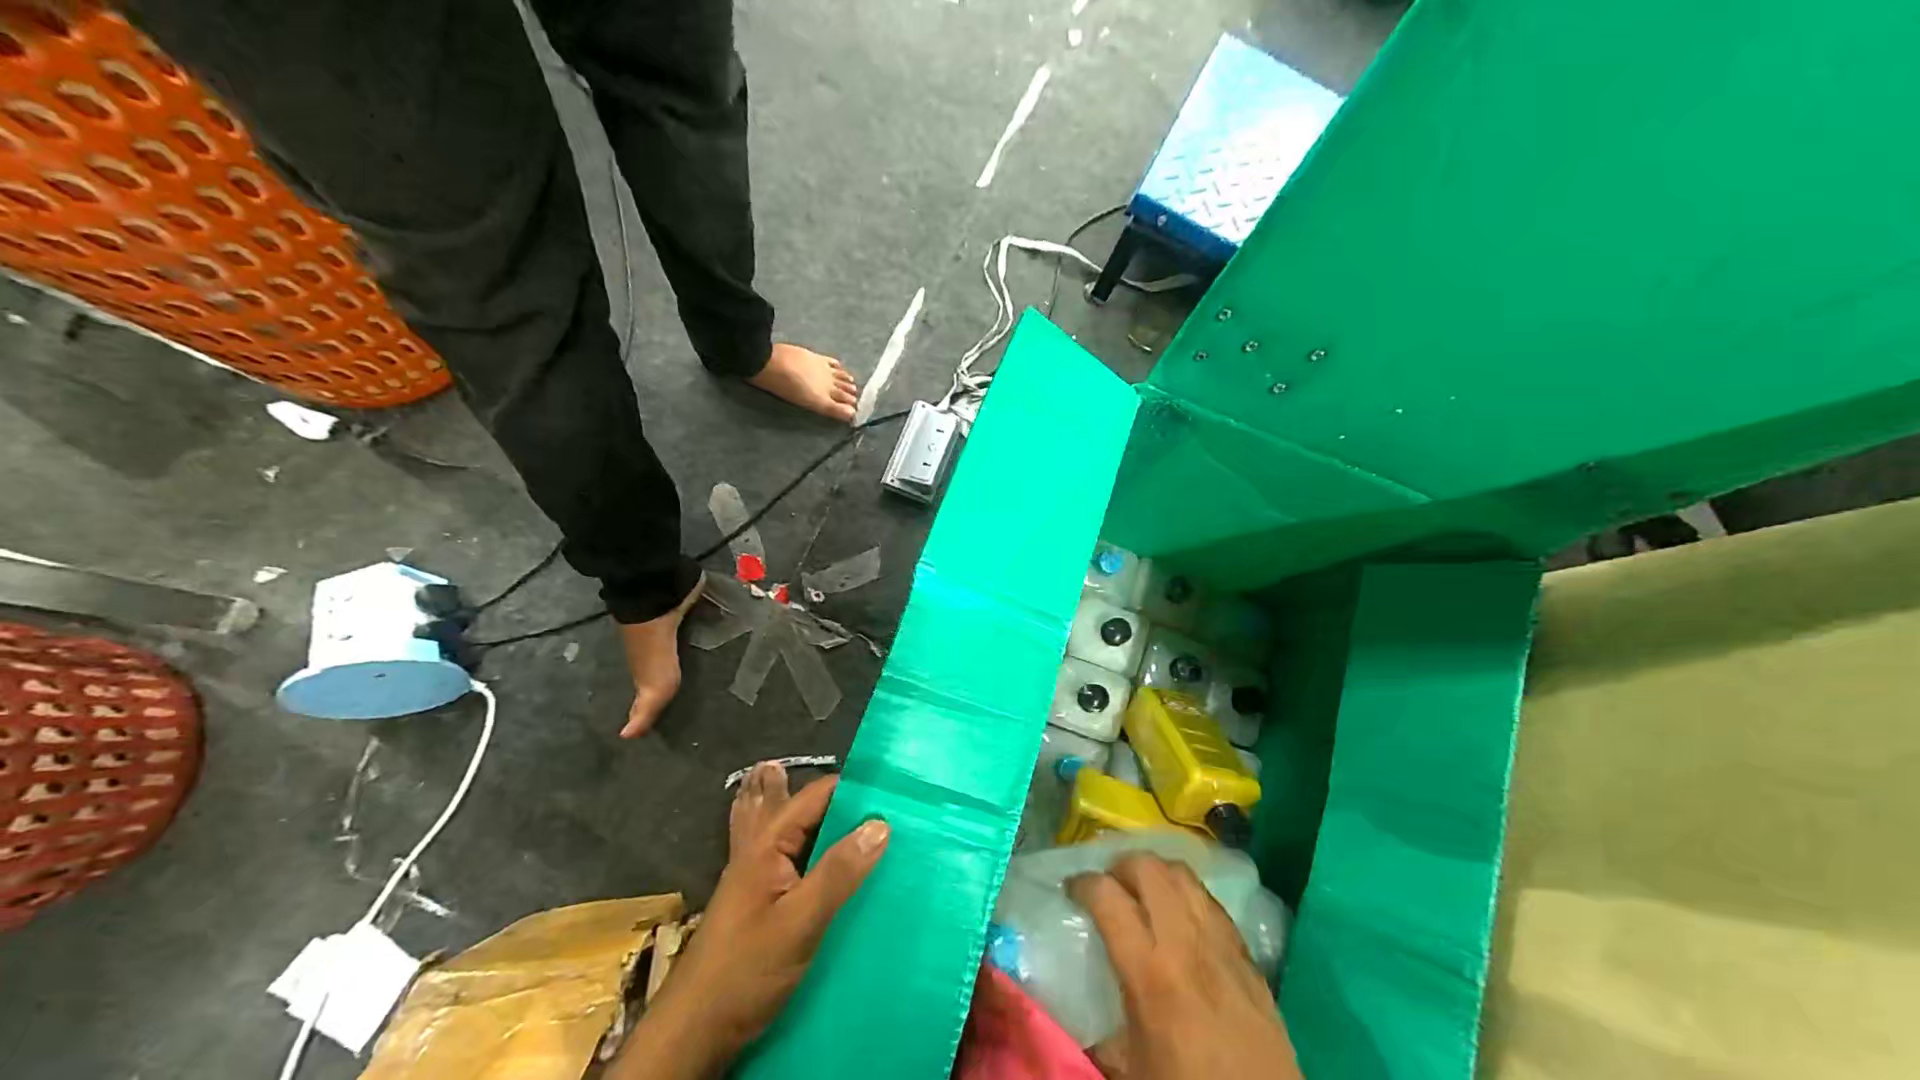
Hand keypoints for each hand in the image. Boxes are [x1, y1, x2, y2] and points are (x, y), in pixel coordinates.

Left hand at [611, 763, 888, 1079]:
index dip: (851, 788)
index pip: (815, 797)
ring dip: (805, 812)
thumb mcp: (800, 921)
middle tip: (864, 782)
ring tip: (808, 782)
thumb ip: (838, 872)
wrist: (694, 1028)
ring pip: (785, 831)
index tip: (891, 790)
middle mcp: (759, 850)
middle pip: (794, 807)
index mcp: (767, 844)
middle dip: (823, 792)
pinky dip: (802, 844)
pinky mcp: (760, 902)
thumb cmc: (746, 968)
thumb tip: (880, 824)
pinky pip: (786, 857)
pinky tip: (807, 846)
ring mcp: (756, 876)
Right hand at [1068, 855, 1300, 1079]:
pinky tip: (1180, 916)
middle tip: (1107, 885)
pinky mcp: (1249, 957)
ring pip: (1185, 875)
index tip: (1070, 890)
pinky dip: (1189, 895)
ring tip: (1141, 891)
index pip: (1108, 897)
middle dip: (1120, 866)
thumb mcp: (1127, 1069)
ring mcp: (1223, 945)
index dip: (1082, 883)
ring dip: (1157, 873)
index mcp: (1150, 973)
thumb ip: (1096, 1030)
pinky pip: (1213, 902)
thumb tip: (1070, 1010)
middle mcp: (1187, 945)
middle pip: (1150, 868)